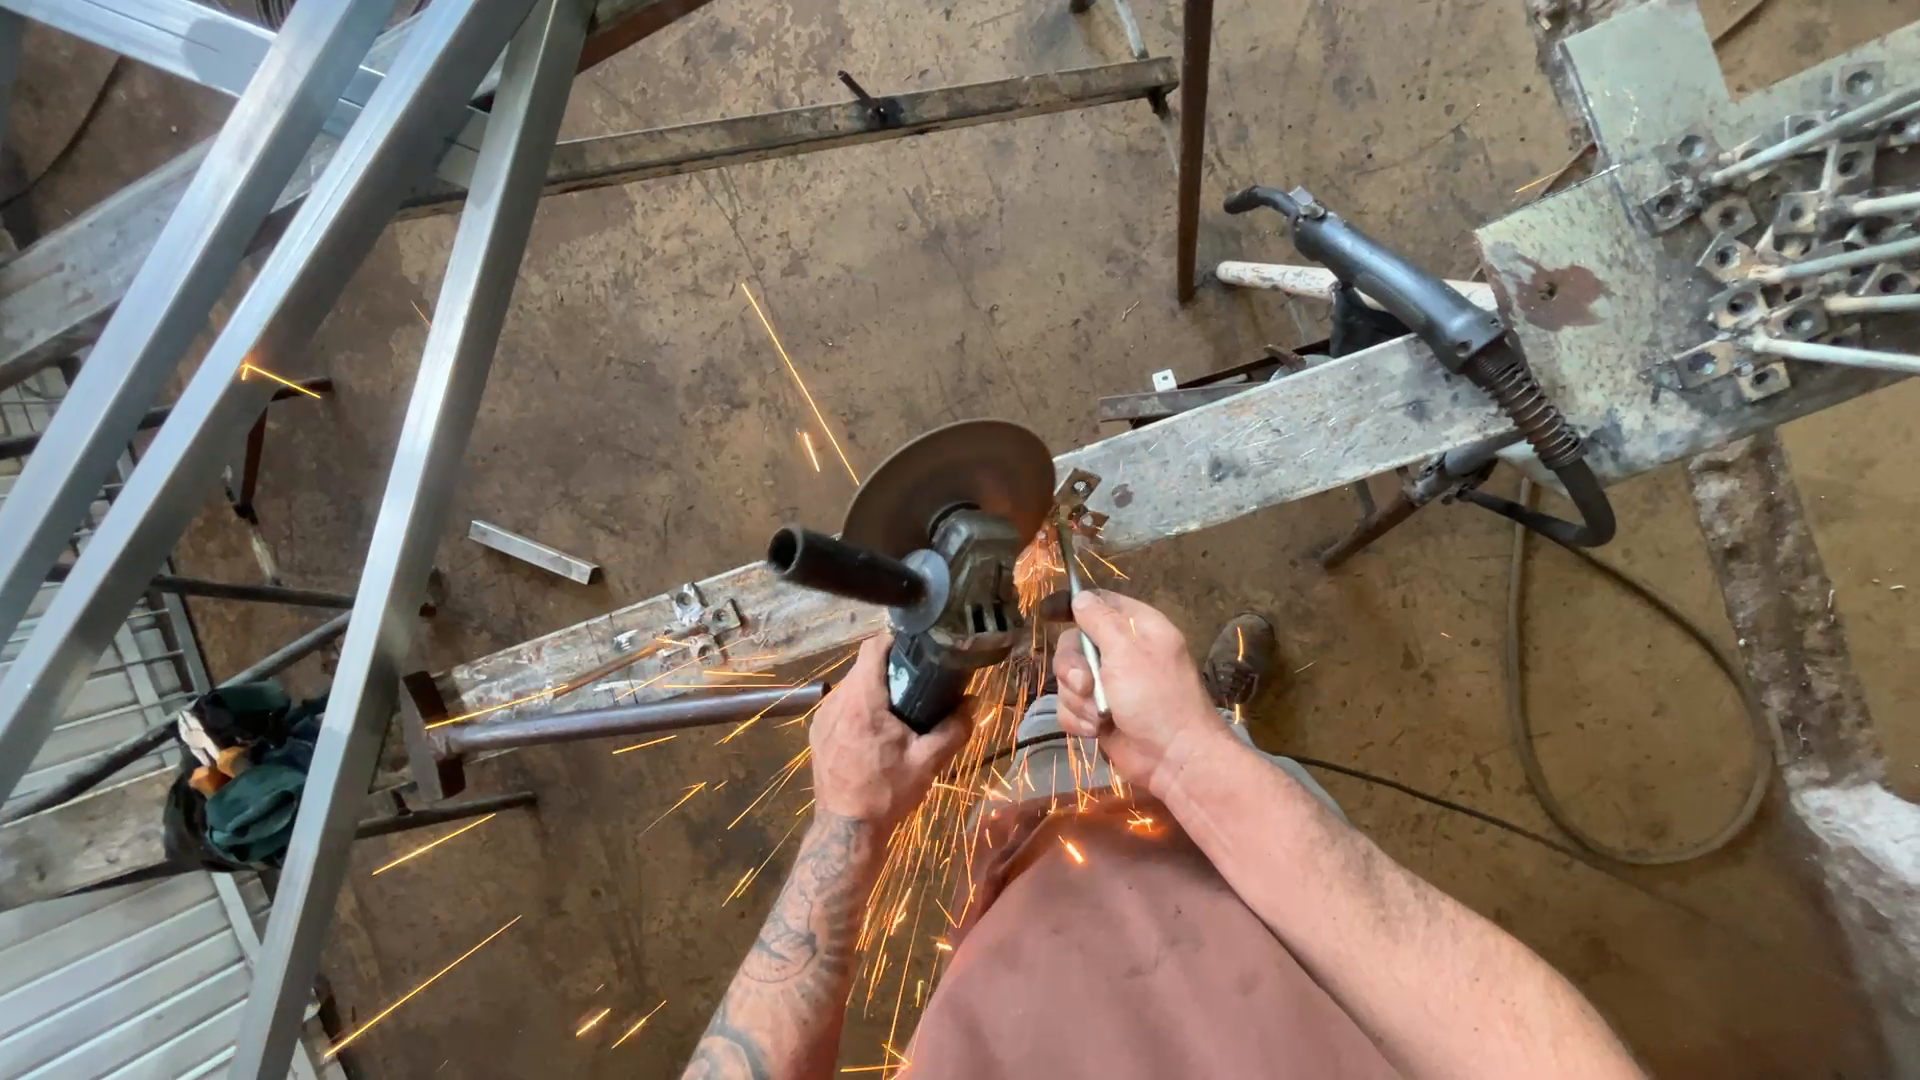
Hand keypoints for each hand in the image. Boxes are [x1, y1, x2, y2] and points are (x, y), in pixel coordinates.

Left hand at [809, 635, 971, 828]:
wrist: (846, 831)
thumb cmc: (887, 793)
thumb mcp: (928, 762)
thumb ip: (953, 729)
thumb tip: (973, 702)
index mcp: (862, 702)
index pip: (872, 648)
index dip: (894, 641)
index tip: (916, 649)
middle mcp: (837, 702)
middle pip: (862, 665)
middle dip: (888, 667)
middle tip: (916, 681)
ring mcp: (822, 717)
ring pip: (850, 684)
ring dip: (872, 687)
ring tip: (898, 705)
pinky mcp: (817, 732)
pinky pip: (840, 704)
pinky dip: (858, 705)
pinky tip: (875, 727)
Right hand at [1054, 590, 1233, 797]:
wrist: (1174, 759)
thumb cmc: (1156, 697)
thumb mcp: (1128, 651)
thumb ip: (1100, 620)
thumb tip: (1080, 596)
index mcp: (1137, 628)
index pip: (1099, 603)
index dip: (1073, 606)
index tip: (1049, 613)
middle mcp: (1121, 652)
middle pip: (1074, 643)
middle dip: (1073, 667)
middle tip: (1085, 685)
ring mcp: (1108, 685)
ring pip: (1068, 678)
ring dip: (1077, 699)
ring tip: (1098, 715)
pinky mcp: (1097, 713)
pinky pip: (1069, 706)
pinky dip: (1078, 719)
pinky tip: (1094, 730)